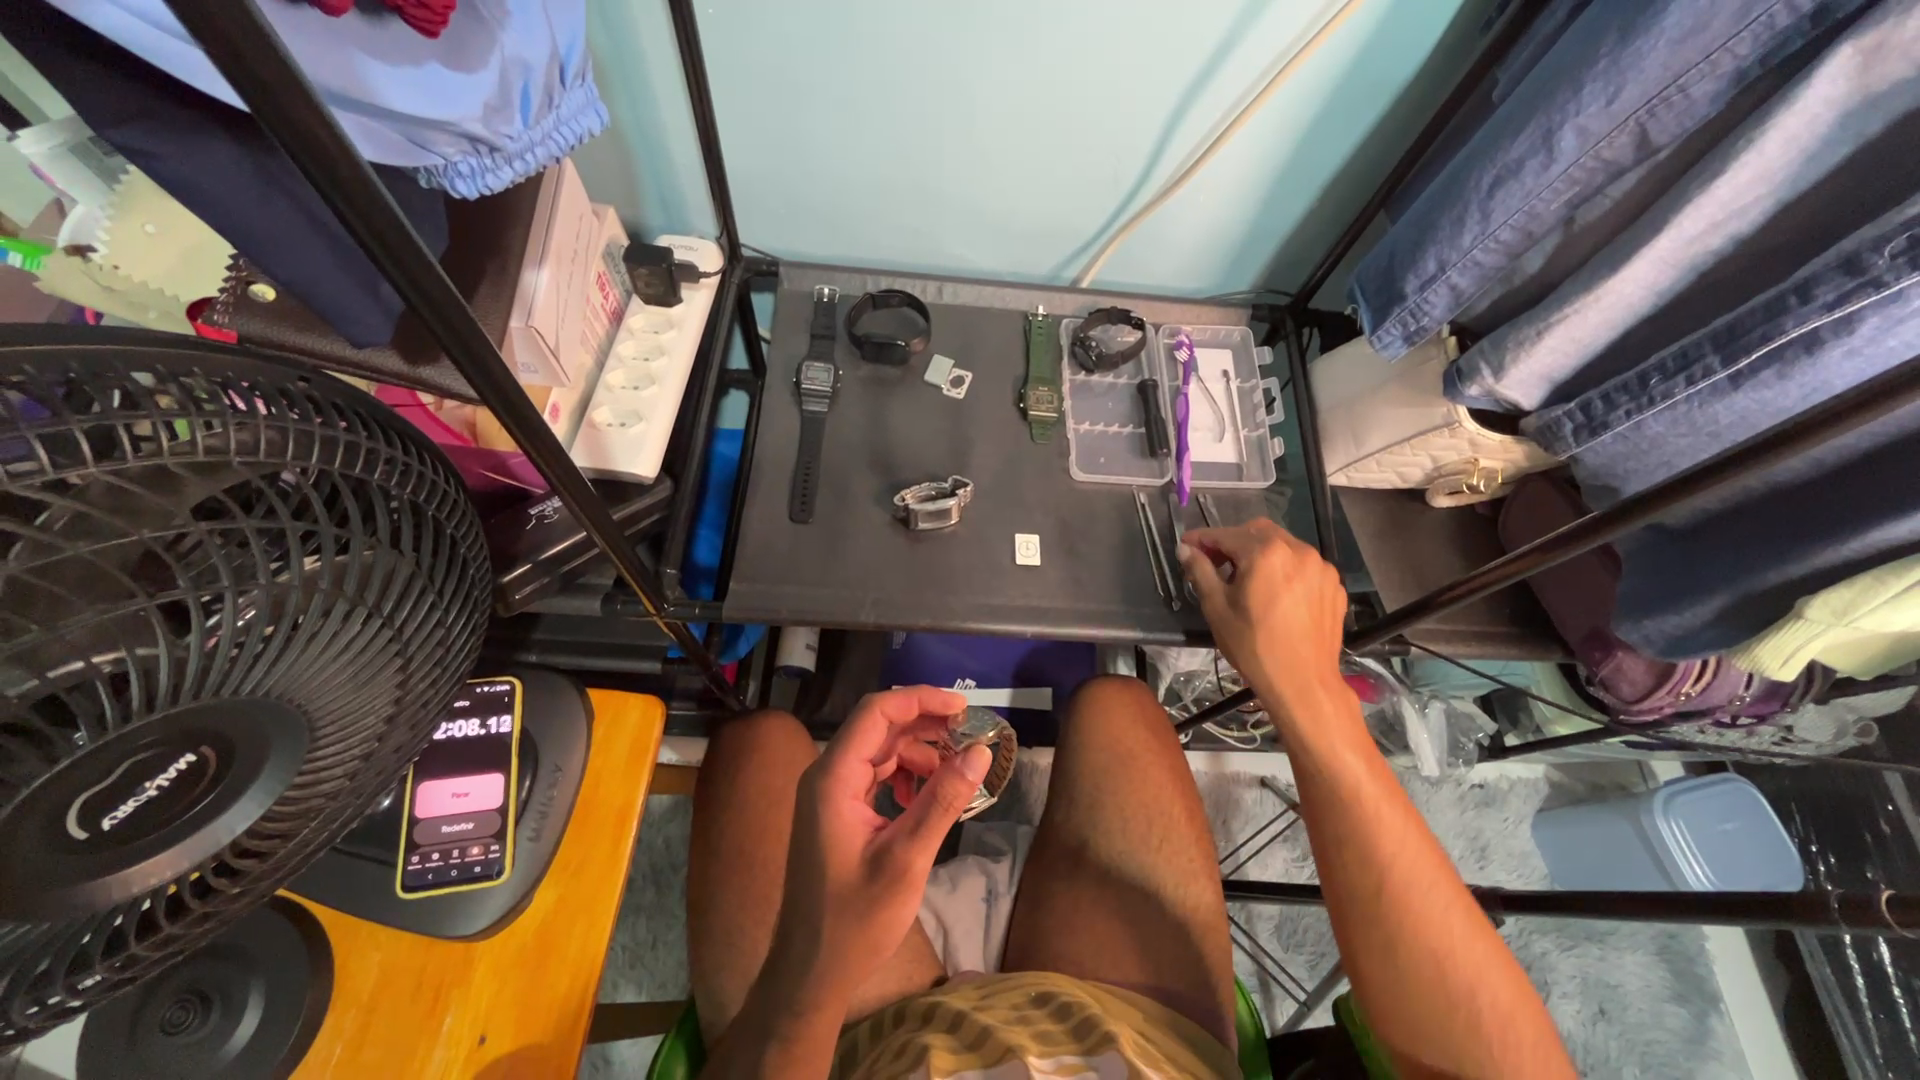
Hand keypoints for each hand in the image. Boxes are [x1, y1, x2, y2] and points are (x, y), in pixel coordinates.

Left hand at [769, 685, 992, 999]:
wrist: (811, 971)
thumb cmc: (855, 919)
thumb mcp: (907, 858)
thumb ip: (943, 800)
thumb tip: (981, 752)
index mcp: (833, 777)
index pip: (876, 713)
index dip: (920, 700)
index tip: (964, 707)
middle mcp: (826, 775)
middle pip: (878, 727)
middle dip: (925, 725)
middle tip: (971, 737)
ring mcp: (829, 794)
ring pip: (879, 750)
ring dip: (919, 752)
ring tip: (956, 771)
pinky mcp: (838, 812)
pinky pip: (875, 775)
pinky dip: (906, 776)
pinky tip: (928, 796)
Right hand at [1177, 519, 1353, 727]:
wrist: (1303, 683)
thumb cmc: (1253, 646)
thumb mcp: (1217, 608)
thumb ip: (1201, 571)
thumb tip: (1186, 550)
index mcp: (1265, 553)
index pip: (1226, 535)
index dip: (1202, 538)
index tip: (1185, 545)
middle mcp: (1298, 550)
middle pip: (1258, 531)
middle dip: (1234, 541)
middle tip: (1215, 561)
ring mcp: (1321, 567)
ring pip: (1284, 546)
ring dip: (1261, 553)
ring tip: (1247, 580)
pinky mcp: (1334, 585)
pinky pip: (1304, 566)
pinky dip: (1285, 570)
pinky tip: (1275, 594)